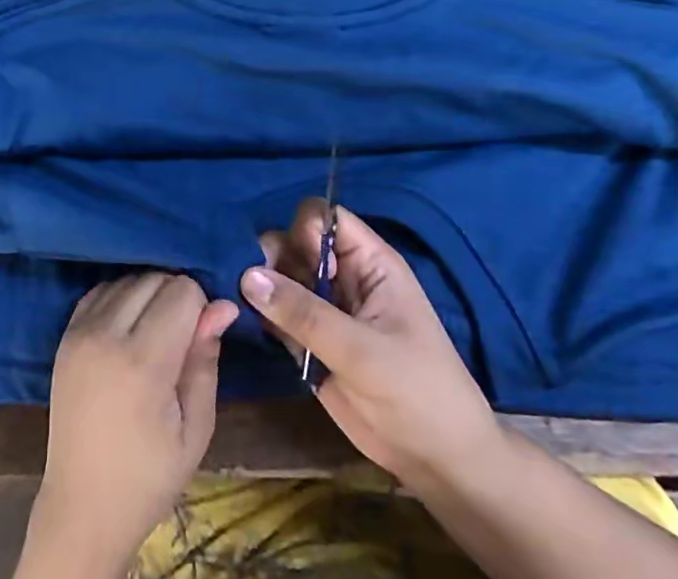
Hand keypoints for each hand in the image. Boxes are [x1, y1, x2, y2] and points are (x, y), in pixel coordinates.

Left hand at [17, 273, 237, 578]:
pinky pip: (100, 291)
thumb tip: (224, 305)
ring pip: (129, 279)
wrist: (82, 506)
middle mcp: (106, 336)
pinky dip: (121, 298)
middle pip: (155, 278)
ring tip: (155, 337)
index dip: (201, 309)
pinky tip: (129, 329)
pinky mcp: (64, 336)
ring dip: (149, 295)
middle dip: (177, 299)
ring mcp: (79, 333)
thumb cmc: (149, 475)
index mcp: (142, 362)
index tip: (200, 342)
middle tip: (180, 343)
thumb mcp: (196, 428)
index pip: (183, 291)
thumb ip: (205, 360)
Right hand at [242, 200, 504, 489]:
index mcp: (370, 263)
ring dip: (259, 286)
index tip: (294, 261)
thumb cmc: (416, 391)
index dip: (303, 229)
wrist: (435, 458)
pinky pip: (277, 314)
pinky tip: (244, 321)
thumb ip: (305, 313)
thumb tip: (247, 274)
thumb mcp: (363, 351)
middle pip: (295, 244)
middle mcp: (345, 277)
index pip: (326, 219)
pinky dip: (259, 314)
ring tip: (242, 304)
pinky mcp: (310, 341)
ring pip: (281, 277)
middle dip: (272, 258)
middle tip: (251, 286)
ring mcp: (326, 310)